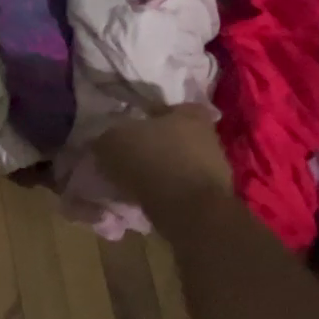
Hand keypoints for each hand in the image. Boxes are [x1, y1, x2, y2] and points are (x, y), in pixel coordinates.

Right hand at [93, 104, 233, 211]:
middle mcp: (208, 140)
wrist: (190, 211)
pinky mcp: (214, 198)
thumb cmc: (152, 161)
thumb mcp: (112, 141)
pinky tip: (146, 193)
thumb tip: (102, 141)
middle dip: (159, 142)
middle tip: (132, 148)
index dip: (160, 112)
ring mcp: (216, 171)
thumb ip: (107, 137)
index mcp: (189, 118)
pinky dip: (168, 188)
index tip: (141, 118)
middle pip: (181, 136)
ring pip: (183, 162)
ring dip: (163, 167)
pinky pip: (185, 186)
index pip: (180, 107)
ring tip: (135, 175)